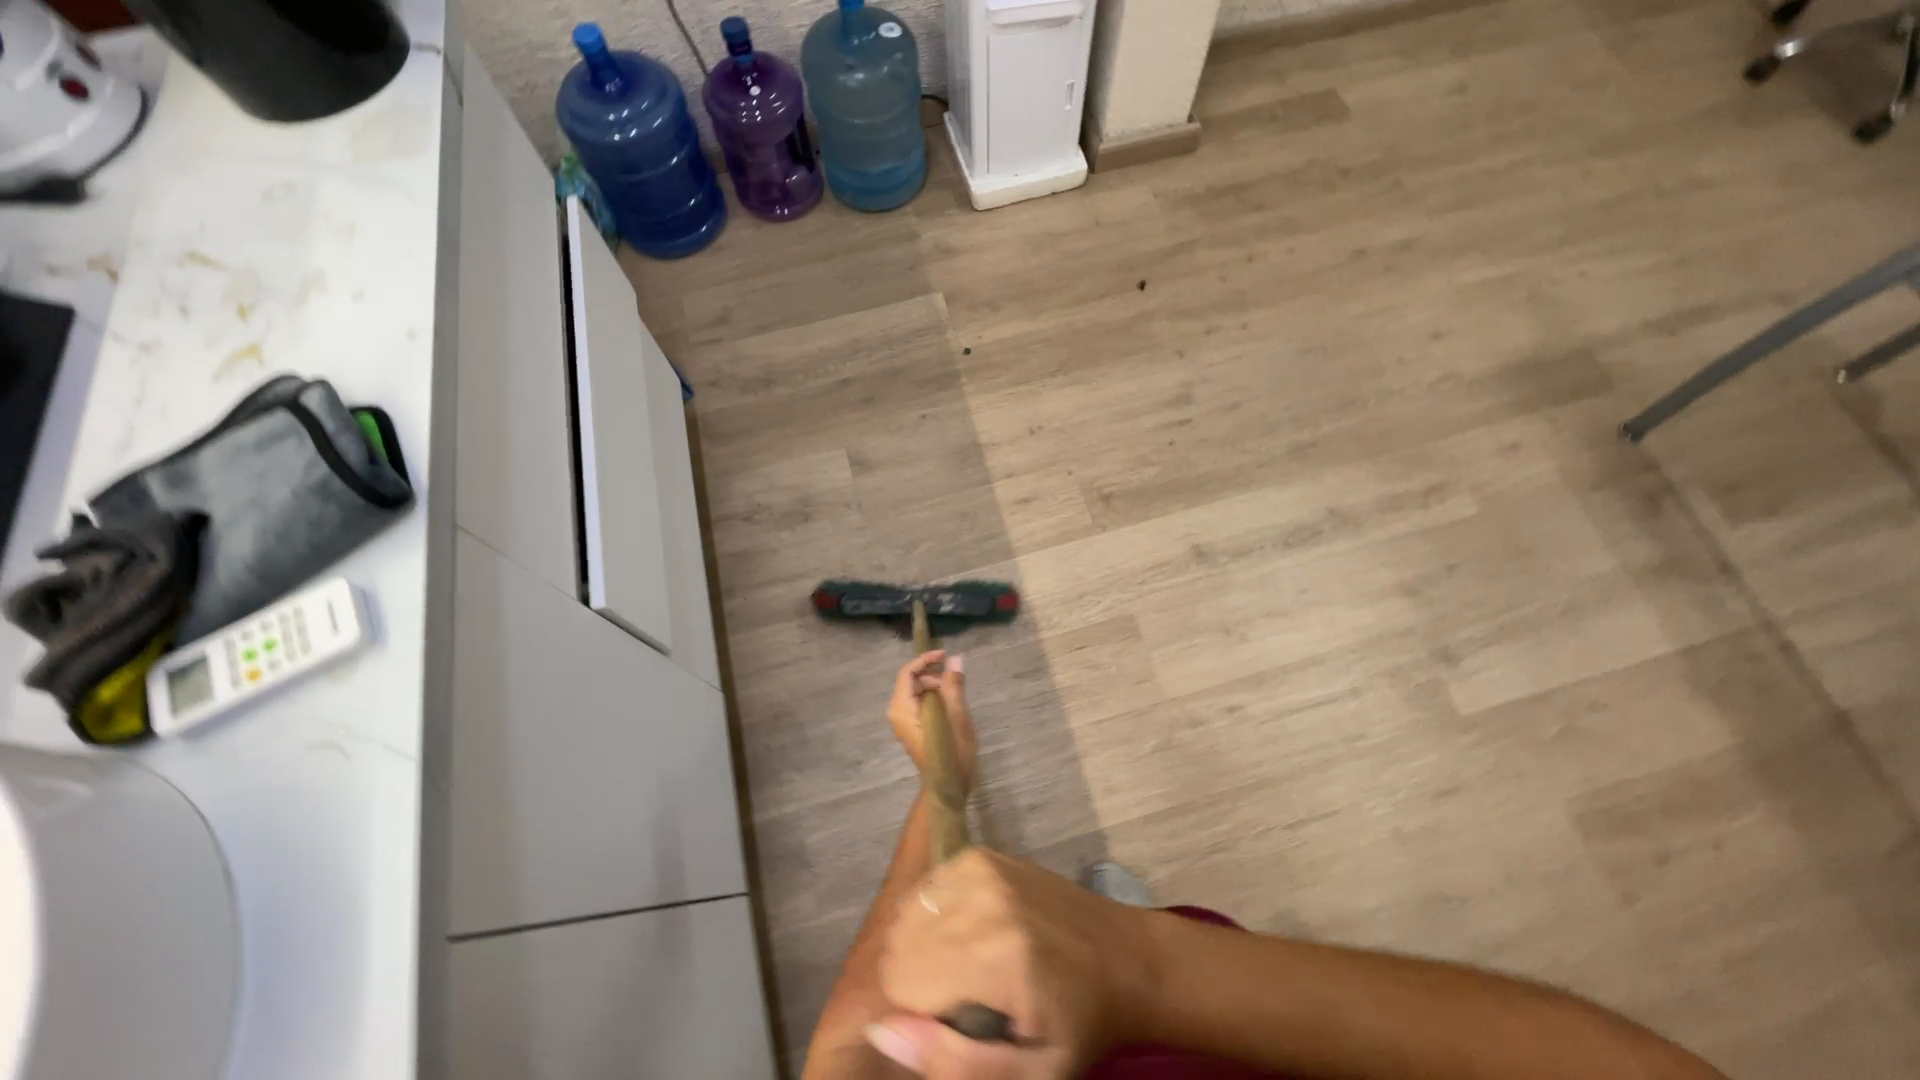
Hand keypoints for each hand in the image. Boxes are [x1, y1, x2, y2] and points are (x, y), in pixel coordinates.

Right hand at [866, 850, 1157, 1078]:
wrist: (1125, 958)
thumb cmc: (1076, 1024)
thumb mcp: (1030, 1073)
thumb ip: (953, 1062)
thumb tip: (882, 1032)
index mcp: (995, 957)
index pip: (898, 984)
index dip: (921, 1015)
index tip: (960, 1022)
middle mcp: (983, 901)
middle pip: (897, 947)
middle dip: (918, 981)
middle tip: (965, 998)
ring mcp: (982, 870)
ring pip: (904, 917)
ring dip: (922, 948)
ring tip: (967, 967)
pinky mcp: (981, 855)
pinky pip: (923, 890)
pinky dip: (932, 916)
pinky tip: (967, 934)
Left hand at [887, 651, 976, 792]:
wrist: (947, 786)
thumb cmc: (952, 753)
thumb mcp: (956, 717)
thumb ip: (953, 686)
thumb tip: (955, 659)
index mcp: (902, 708)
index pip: (907, 672)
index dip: (925, 659)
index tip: (945, 655)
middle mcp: (897, 713)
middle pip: (911, 681)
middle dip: (932, 675)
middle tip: (955, 680)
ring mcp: (903, 722)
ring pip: (916, 693)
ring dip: (935, 687)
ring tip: (956, 695)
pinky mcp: (911, 729)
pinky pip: (918, 704)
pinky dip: (933, 699)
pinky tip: (951, 706)